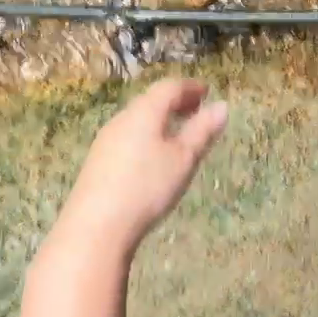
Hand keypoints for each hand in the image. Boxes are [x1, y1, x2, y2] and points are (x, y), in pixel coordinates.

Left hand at [45, 79, 228, 265]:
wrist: (95, 229)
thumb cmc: (147, 187)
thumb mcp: (184, 158)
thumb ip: (203, 130)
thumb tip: (222, 106)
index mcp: (144, 113)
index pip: (169, 88)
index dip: (190, 87)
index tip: (208, 92)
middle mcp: (122, 120)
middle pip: (151, 100)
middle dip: (176, 101)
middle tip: (196, 110)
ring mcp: (106, 141)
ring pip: (138, 119)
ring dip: (161, 119)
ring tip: (179, 133)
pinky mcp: (97, 161)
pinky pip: (128, 135)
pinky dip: (147, 133)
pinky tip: (154, 155)